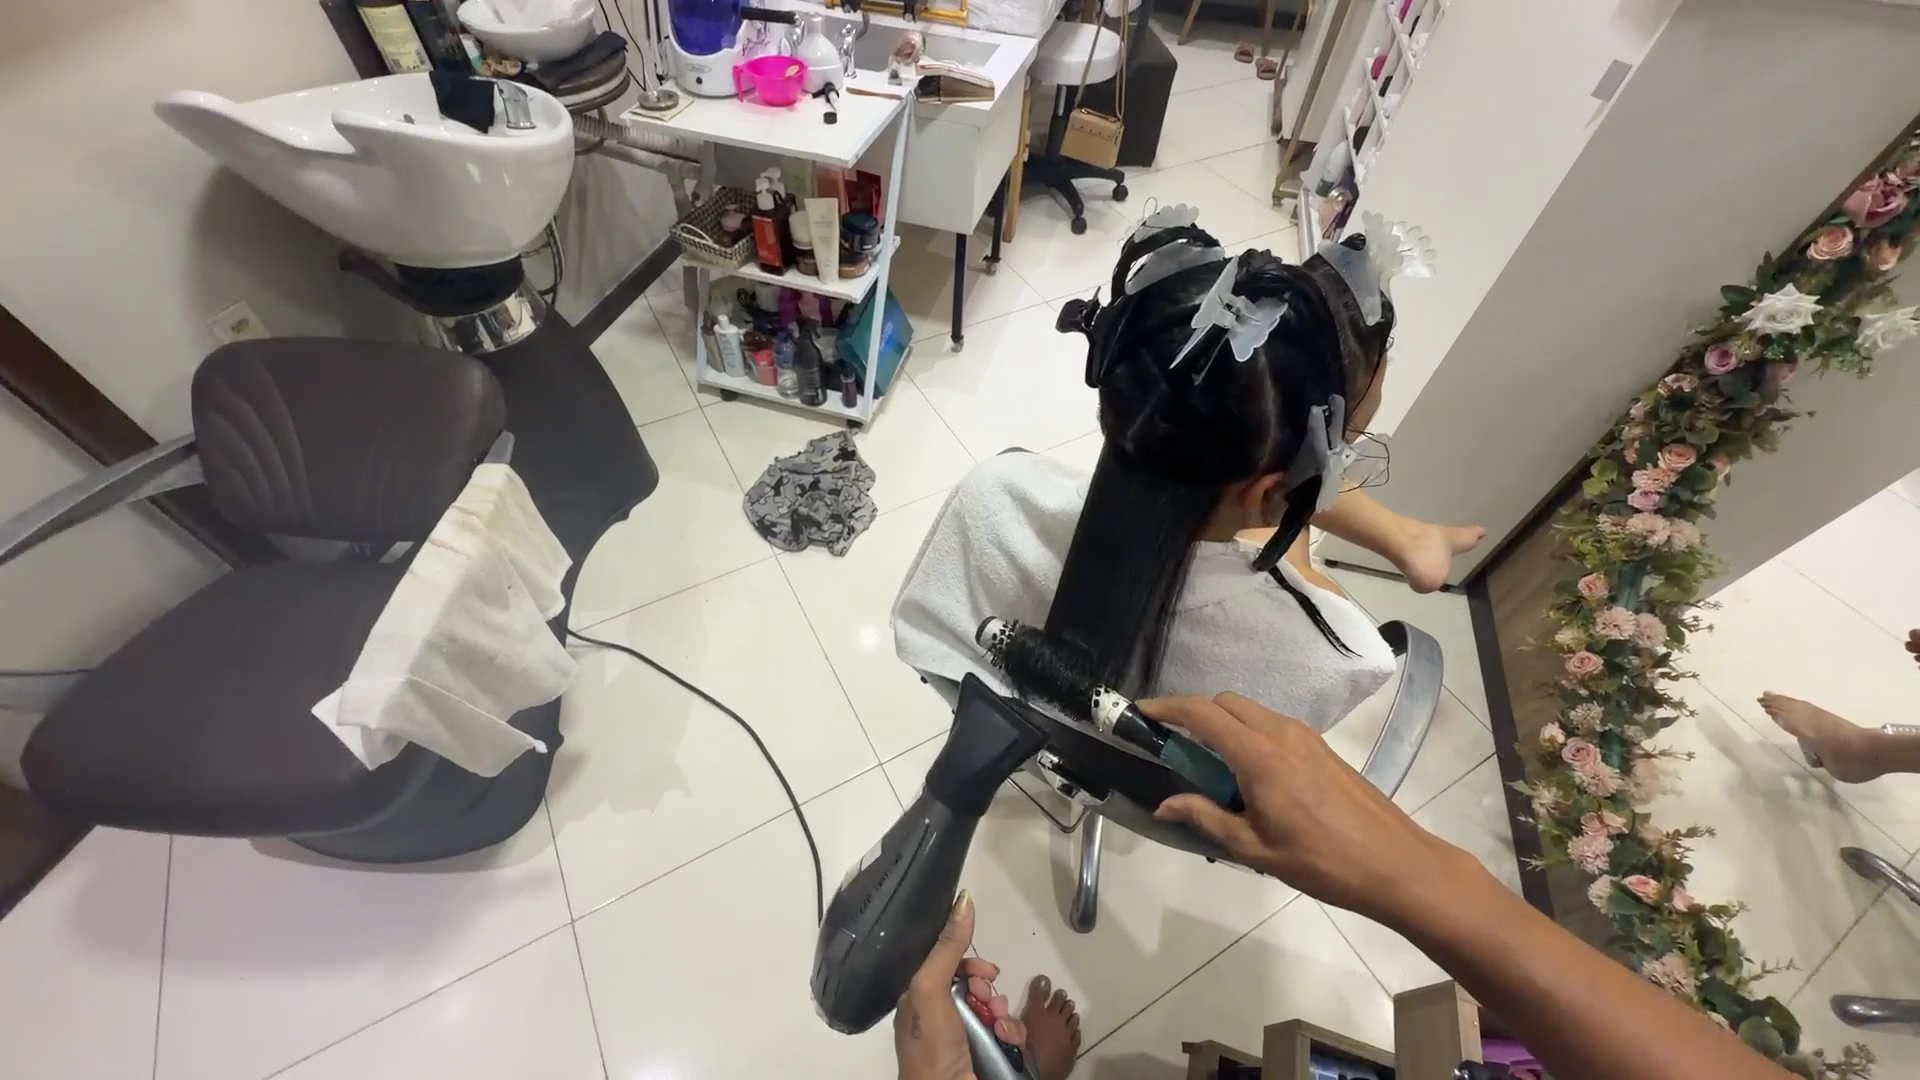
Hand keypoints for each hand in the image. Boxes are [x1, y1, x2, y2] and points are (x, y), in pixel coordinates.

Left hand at [896, 890, 1024, 1079]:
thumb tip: (965, 897)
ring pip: (994, 1008)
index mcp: (919, 1001)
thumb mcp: (931, 987)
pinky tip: (1008, 1038)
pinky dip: (1012, 1032)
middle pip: (973, 985)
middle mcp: (941, 1020)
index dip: (967, 962)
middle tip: (990, 996)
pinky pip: (1007, 1034)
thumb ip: (948, 945)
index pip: (946, 965)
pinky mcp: (989, 1058)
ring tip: (1001, 1023)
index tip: (985, 968)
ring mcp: (966, 1041)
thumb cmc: (931, 1044)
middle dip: (987, 986)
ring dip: (1003, 1010)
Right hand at [1147, 693, 1466, 926]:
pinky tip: (1251, 775)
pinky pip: (1272, 725)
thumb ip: (1204, 817)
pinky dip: (1248, 733)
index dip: (1167, 707)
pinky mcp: (1321, 747)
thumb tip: (1164, 804)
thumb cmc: (1322, 861)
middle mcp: (1280, 732)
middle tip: (1178, 746)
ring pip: (1250, 710)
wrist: (1398, 866)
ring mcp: (1305, 736)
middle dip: (1195, 713)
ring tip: (1214, 766)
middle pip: (1225, 701)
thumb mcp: (1254, 847)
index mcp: (1258, 754)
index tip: (1142, 712)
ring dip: (1224, 724)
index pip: (1202, 713)